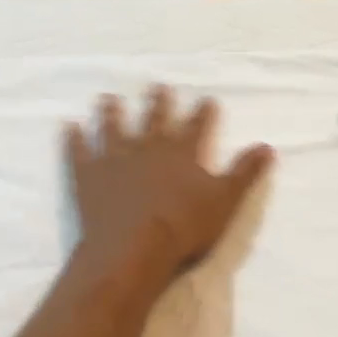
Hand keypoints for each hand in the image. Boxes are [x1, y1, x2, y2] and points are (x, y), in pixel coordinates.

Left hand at [66, 87, 273, 280]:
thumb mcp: (225, 202)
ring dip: (111, 113)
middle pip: (154, 120)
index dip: (203, 114)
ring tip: (108, 99)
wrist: (133, 249)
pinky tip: (69, 127)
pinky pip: (78, 152)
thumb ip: (244, 173)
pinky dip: (74, 139)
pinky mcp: (88, 176)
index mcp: (183, 154)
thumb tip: (267, 146)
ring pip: (113, 128)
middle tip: (158, 87)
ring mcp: (115, 160)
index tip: (206, 99)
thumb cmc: (184, 228)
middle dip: (158, 103)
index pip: (197, 127)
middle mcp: (148, 148)